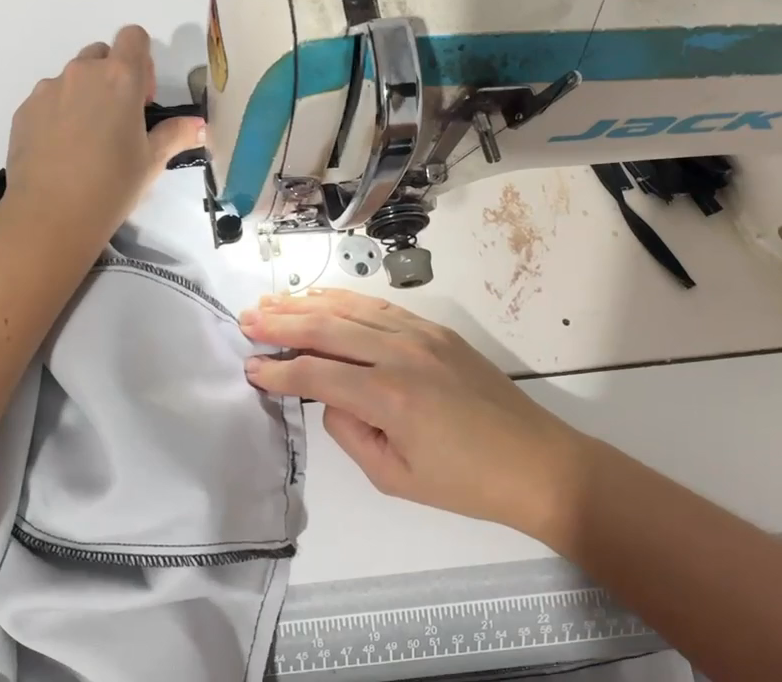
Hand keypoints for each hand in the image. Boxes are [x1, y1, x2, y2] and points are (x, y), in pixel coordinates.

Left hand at [3, 25, 202, 252]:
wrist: (49, 215)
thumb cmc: (111, 185)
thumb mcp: (151, 162)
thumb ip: (175, 135)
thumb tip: (200, 126)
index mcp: (120, 77)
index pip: (133, 37)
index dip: (141, 60)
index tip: (142, 97)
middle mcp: (82, 73)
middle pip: (100, 54)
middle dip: (111, 77)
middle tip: (117, 120)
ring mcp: (48, 89)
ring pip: (71, 78)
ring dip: (83, 96)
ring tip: (86, 141)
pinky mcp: (24, 110)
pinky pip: (47, 100)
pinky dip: (57, 114)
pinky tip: (61, 152)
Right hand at [241, 288, 591, 539]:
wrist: (536, 463)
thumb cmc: (464, 483)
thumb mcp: (394, 477)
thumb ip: (349, 432)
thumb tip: (330, 397)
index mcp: (389, 396)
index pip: (316, 374)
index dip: (278, 371)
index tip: (248, 368)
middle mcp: (399, 353)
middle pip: (325, 328)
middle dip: (280, 324)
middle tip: (244, 320)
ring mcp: (419, 335)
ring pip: (349, 308)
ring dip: (305, 304)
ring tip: (270, 303)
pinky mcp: (434, 329)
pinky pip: (377, 306)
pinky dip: (343, 299)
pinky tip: (319, 299)